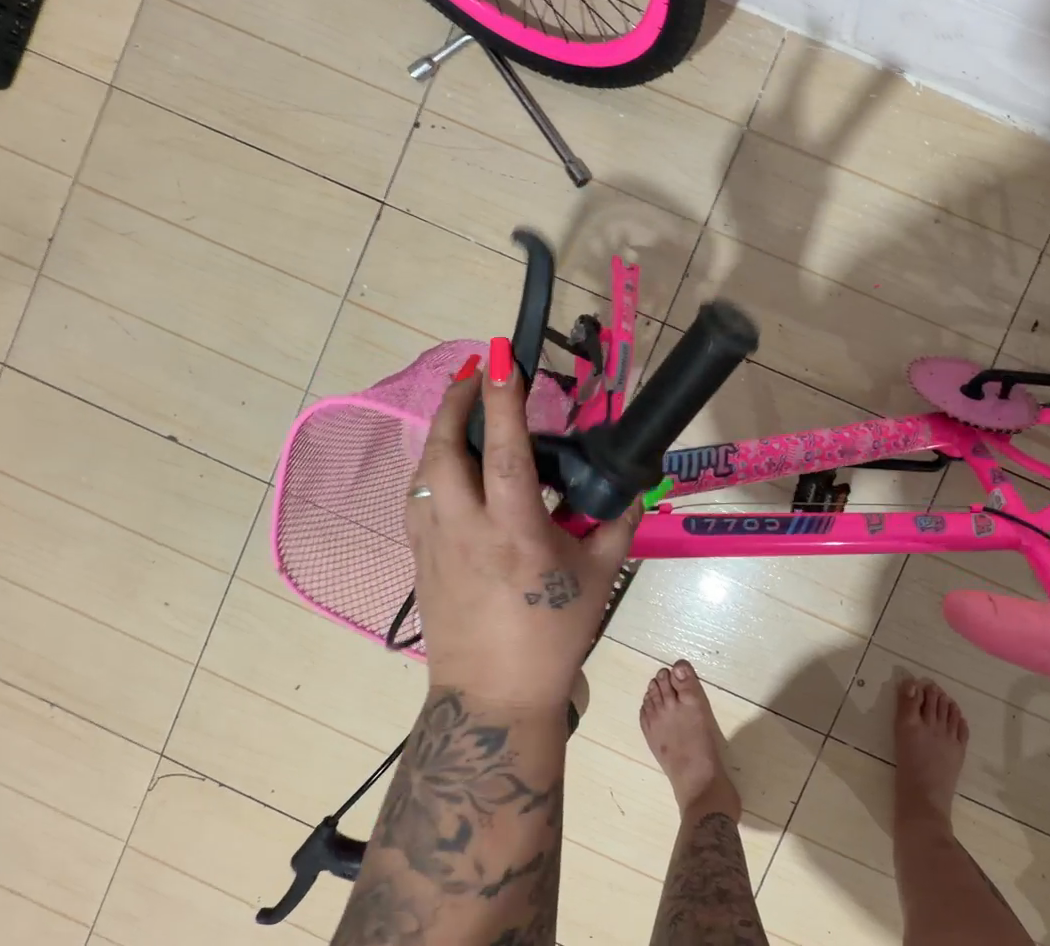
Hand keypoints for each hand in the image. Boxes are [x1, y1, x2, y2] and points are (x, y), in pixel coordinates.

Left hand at [406, 341, 640, 710]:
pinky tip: (451, 462)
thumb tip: (630, 484)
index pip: (506, 452)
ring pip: (425, 470)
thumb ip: (616, 523)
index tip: (502, 356)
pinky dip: (433, 466)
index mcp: (515, 532)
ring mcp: (435, 543)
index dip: (504, 400)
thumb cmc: (552, 635)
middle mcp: (466, 529)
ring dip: (442, 430)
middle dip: (457, 401)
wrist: (492, 693)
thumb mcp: (600, 577)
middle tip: (477, 370)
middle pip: (446, 449)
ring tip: (464, 406)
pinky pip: (419, 498)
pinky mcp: (419, 558)